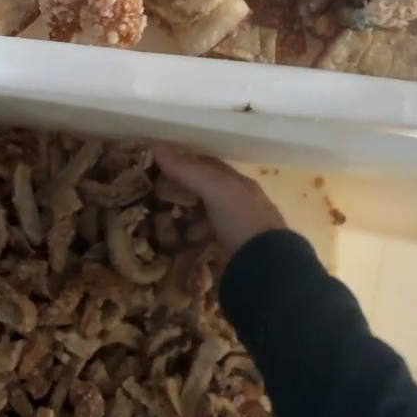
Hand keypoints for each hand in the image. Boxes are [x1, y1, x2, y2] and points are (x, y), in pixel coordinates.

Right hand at [153, 143, 286, 255]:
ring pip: (202, 216)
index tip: (156, 164)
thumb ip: (188, 170)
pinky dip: (187, 239)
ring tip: (155, 219)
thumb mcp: (216, 189)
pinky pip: (202, 241)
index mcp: (239, 184)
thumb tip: (156, 147)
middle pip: (203, 191)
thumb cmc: (243, 220)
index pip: (208, 165)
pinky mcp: (229, 254)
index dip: (183, 161)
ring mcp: (235, 230)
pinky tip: (172, 242)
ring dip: (182, 216)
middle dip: (179, 190)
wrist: (266, 269)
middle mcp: (238, 204)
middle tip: (150, 193)